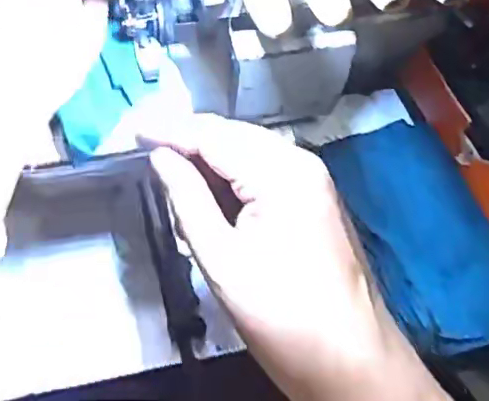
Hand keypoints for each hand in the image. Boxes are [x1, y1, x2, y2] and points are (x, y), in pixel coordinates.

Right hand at [144, 114, 445, 400]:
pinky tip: (211, 184)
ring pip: (250, 148)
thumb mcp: (221, 261)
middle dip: (191, 137)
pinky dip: (234, 170)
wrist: (352, 360)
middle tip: (148, 143)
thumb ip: (188, 201)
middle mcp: (299, 160)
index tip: (135, 129)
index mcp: (280, 171)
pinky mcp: (313, 193)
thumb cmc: (283, 317)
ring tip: (172, 162)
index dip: (172, 130)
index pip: (215, 136)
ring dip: (211, 153)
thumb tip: (162, 158)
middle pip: (234, 135)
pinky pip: (265, 166)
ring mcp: (311, 175)